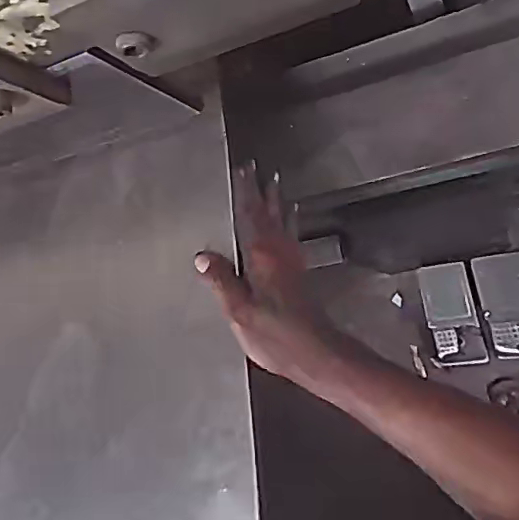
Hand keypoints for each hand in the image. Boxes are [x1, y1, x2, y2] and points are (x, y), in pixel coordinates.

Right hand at [195, 166, 345, 387]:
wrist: (315, 350)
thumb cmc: (276, 334)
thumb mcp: (239, 311)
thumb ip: (222, 281)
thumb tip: (203, 256)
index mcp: (262, 257)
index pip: (251, 215)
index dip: (246, 192)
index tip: (243, 171)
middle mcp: (280, 253)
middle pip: (269, 213)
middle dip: (261, 190)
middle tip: (256, 170)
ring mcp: (292, 261)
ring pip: (282, 222)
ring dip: (276, 202)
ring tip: (274, 185)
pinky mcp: (299, 272)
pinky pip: (290, 235)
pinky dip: (288, 222)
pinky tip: (289, 222)